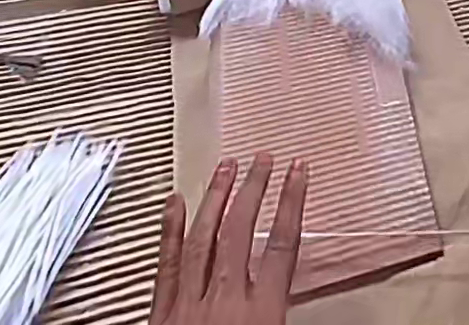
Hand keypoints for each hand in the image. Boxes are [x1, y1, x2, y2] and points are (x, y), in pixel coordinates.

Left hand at [150, 155, 308, 324]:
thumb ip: (286, 312)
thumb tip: (309, 300)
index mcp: (259, 315)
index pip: (282, 243)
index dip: (292, 201)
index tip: (298, 170)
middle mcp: (223, 302)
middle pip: (240, 230)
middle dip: (253, 189)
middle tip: (262, 159)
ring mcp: (187, 308)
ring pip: (202, 240)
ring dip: (216, 198)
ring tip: (226, 168)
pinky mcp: (159, 319)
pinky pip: (166, 268)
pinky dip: (170, 232)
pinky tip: (175, 204)